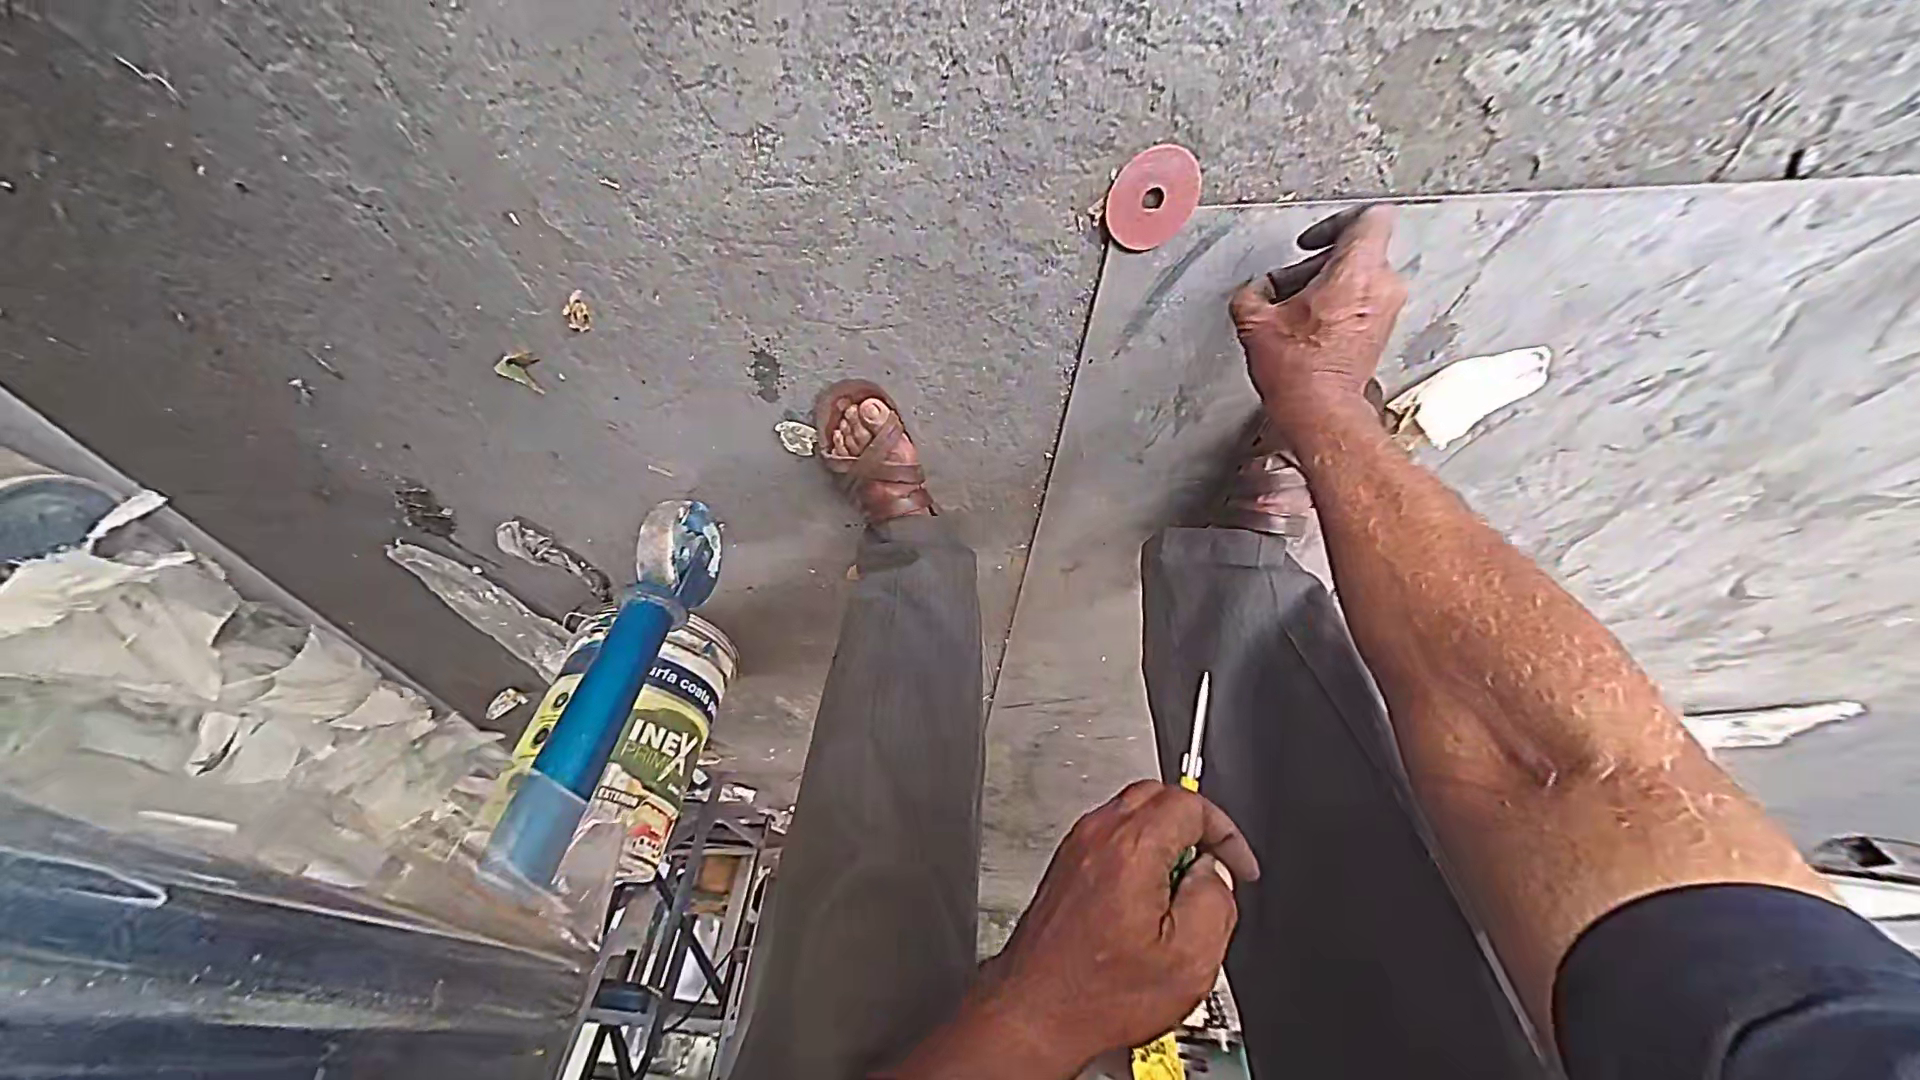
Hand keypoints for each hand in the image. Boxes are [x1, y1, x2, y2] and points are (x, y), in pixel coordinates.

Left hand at [978, 781, 1258, 1073]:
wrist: (1038, 1006)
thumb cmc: (1098, 992)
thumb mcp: (1188, 961)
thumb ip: (1215, 903)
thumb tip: (1217, 874)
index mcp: (1132, 849)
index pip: (1188, 803)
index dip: (1226, 832)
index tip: (1237, 864)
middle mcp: (1100, 834)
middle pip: (1158, 793)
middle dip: (1195, 822)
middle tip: (1215, 864)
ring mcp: (1079, 843)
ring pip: (1133, 808)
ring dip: (1166, 833)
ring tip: (1181, 885)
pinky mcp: (1068, 858)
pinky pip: (1112, 830)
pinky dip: (1139, 845)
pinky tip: (1148, 893)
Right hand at [1229, 205, 1406, 438]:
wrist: (1319, 409)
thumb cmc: (1297, 370)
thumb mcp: (1254, 324)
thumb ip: (1252, 293)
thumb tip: (1257, 291)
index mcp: (1356, 272)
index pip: (1367, 218)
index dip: (1333, 223)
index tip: (1309, 243)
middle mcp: (1382, 286)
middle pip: (1355, 251)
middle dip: (1316, 266)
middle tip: (1286, 289)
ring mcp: (1386, 309)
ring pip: (1358, 277)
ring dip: (1324, 288)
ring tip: (1293, 314)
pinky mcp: (1380, 329)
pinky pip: (1360, 301)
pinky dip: (1335, 307)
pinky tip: (1306, 330)